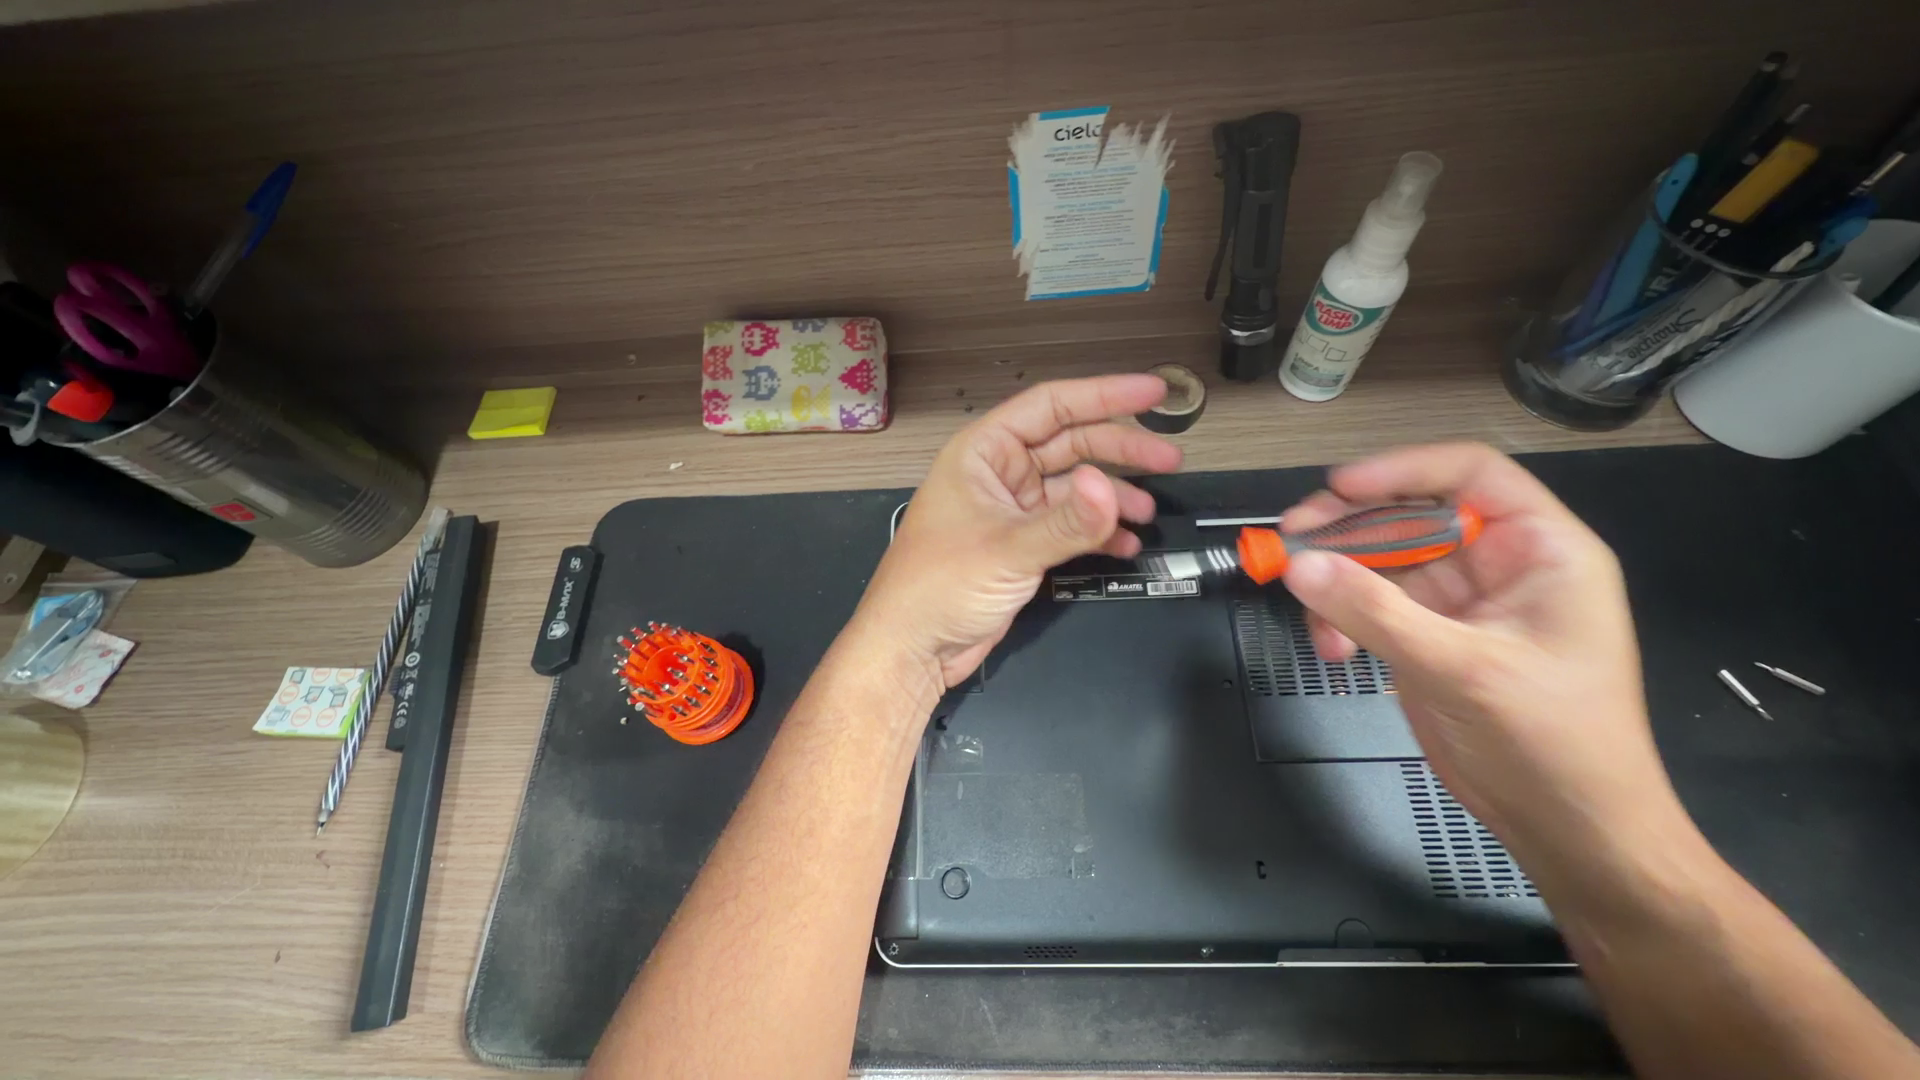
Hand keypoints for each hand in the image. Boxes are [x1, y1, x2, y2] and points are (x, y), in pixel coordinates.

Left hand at [856, 375, 1182, 688]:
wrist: (912, 647)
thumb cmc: (937, 587)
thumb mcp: (1006, 549)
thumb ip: (1065, 522)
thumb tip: (1110, 487)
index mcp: (983, 452)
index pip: (1051, 406)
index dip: (1104, 395)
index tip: (1153, 393)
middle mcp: (999, 473)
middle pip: (1071, 444)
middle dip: (1120, 451)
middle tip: (1168, 460)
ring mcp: (1012, 509)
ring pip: (1075, 488)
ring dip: (1112, 497)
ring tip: (1148, 511)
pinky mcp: (1021, 544)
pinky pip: (1069, 526)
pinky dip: (1097, 533)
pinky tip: (1124, 543)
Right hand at [1276, 444, 1681, 865]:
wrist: (1567, 827)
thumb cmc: (1552, 742)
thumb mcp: (1464, 668)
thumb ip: (1377, 612)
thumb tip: (1299, 566)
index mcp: (1539, 550)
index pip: (1470, 474)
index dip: (1403, 470)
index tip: (1339, 488)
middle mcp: (1497, 565)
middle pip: (1410, 515)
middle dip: (1349, 529)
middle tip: (1292, 540)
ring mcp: (1457, 603)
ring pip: (1380, 562)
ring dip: (1337, 581)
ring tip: (1308, 609)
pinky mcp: (1427, 638)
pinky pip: (1369, 607)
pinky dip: (1341, 621)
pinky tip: (1332, 649)